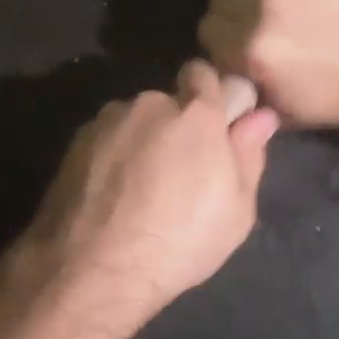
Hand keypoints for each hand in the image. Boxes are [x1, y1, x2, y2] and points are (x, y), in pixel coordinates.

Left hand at [24, 62, 279, 328]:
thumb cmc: (180, 240)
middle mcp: (150, 103)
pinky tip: (113, 194)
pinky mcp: (78, 139)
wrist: (96, 265)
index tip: (214, 124)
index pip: (203, 72)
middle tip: (179, 172)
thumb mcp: (236, 209)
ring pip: (135, 120)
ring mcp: (109, 119)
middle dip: (175, 126)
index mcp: (195, 113)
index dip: (209, 94)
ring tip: (141, 190)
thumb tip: (260, 116)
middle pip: (168, 103)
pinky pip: (107, 137)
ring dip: (143, 141)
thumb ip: (248, 153)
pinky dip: (113, 156)